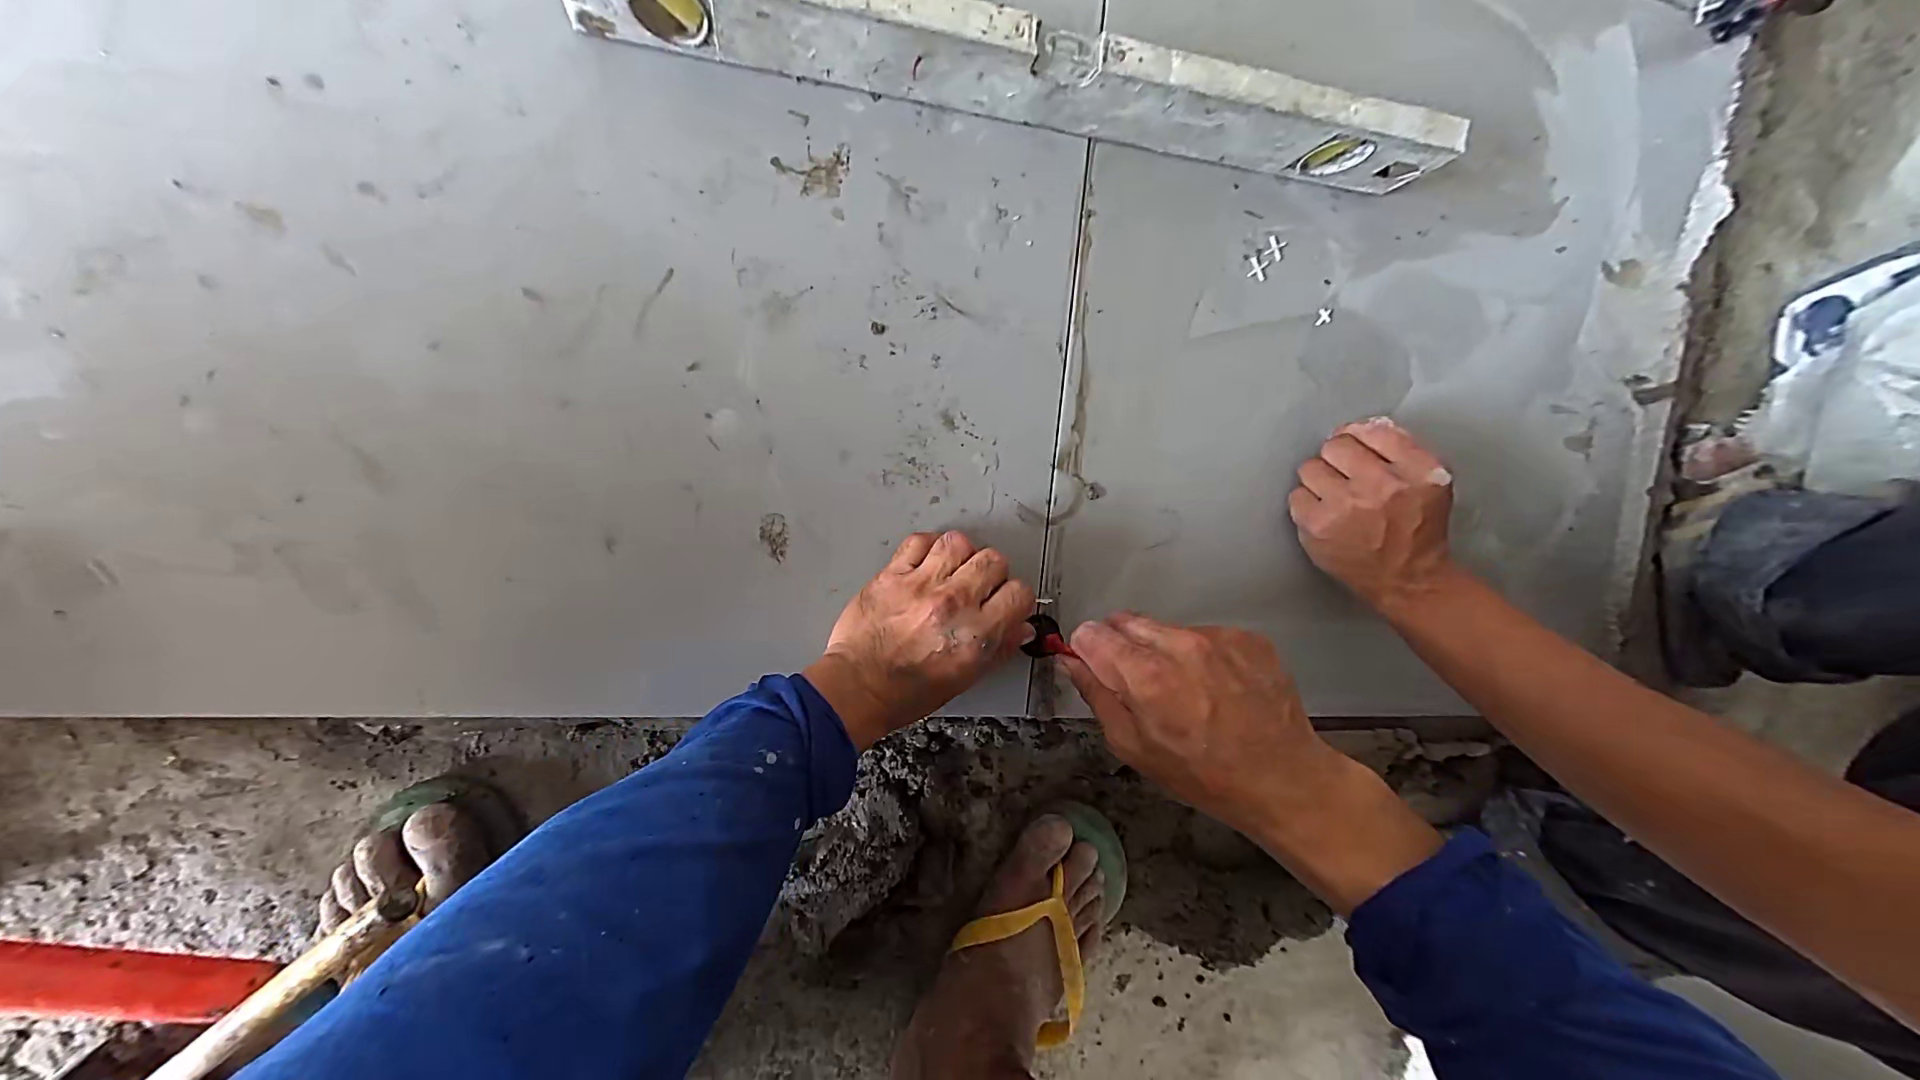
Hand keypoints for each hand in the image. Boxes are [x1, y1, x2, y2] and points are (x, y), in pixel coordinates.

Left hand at [805, 531, 1034, 748]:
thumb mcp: (965, 678)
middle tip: (979, 587)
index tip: (1005, 601)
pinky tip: (926, 563)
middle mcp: (952, 604)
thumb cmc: (906, 691)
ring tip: (952, 571)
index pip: (1018, 593)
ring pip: (958, 543)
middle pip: (993, 560)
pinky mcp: (892, 575)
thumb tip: (1019, 628)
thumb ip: (998, 648)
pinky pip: (919, 541)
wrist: (857, 687)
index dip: (1015, 597)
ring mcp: (920, 585)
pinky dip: (927, 547)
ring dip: (960, 555)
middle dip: (991, 573)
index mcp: (976, 635)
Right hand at [1062, 613, 1440, 912]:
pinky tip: (1214, 687)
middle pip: (1125, 621)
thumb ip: (1096, 695)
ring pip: (1164, 627)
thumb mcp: (1133, 746)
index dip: (1088, 651)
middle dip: (1121, 647)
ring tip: (1183, 689)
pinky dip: (1198, 654)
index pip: (1092, 633)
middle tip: (1139, 684)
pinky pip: (1202, 633)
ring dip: (1161, 649)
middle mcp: (1182, 645)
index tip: (1095, 668)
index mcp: (1147, 676)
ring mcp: (1218, 638)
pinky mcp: (1246, 637)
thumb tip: (1071, 661)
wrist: (1283, 779)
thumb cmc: (1204, 774)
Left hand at [1289, 417, 1457, 610]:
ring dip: (1319, 480)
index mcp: (1416, 471)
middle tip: (1345, 476)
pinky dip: (1307, 503)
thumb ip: (1400, 449)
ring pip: (1310, 467)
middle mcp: (1381, 485)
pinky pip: (1296, 495)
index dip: (1359, 436)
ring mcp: (1345, 506)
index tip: (1356, 450)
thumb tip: (1358, 427)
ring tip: (1335, 497)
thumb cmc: (1416, 527)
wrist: (1405, 577)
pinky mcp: (1317, 525)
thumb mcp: (1429, 480)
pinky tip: (1324, 515)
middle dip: (1337, 458)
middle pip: (1335, 445)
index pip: (1373, 431)